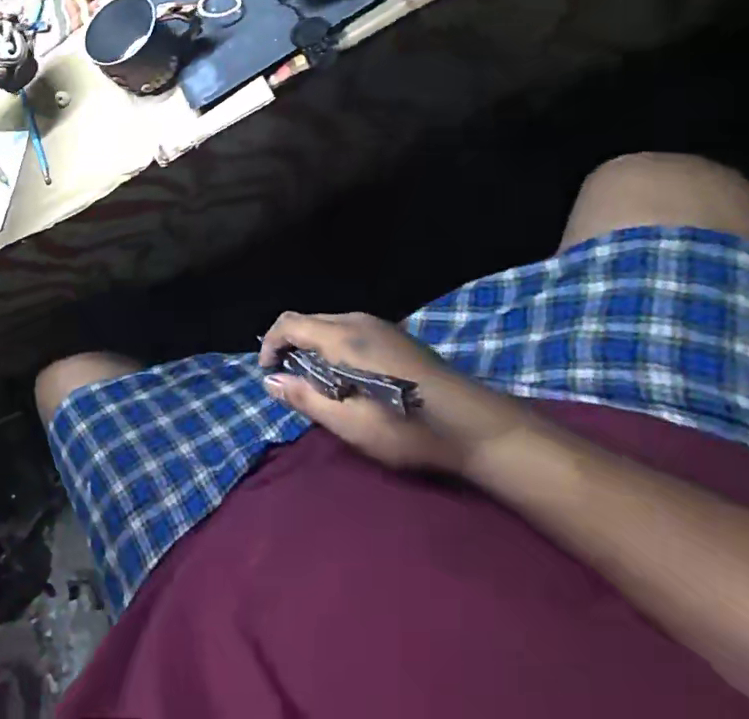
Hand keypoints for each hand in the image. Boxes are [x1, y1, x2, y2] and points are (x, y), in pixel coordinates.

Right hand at [258, 312, 538, 474]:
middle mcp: (358, 322)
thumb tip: (270, 381)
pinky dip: (334, 345)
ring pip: (329, 323)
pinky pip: (350, 329)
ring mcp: (382, 326)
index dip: (270, 345)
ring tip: (317, 379)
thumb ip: (305, 397)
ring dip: (313, 345)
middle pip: (307, 319)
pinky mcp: (398, 336)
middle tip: (291, 379)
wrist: (479, 428)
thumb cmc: (408, 428)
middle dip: (289, 344)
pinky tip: (348, 375)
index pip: (288, 324)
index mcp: (342, 338)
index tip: (269, 373)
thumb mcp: (349, 423)